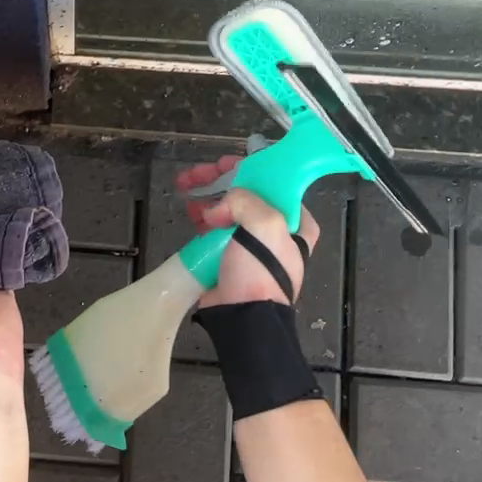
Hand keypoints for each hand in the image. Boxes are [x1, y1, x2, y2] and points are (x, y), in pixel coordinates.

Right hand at [177, 157, 319, 307]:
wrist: (242, 317)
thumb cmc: (260, 271)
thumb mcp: (264, 226)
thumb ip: (244, 200)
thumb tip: (216, 206)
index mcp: (296, 221)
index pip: (273, 182)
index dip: (246, 168)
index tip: (222, 164)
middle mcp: (276, 231)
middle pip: (245, 193)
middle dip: (218, 180)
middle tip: (193, 175)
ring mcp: (251, 245)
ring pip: (226, 209)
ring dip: (206, 196)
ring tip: (186, 190)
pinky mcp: (228, 257)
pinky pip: (214, 229)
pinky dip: (202, 217)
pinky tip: (190, 211)